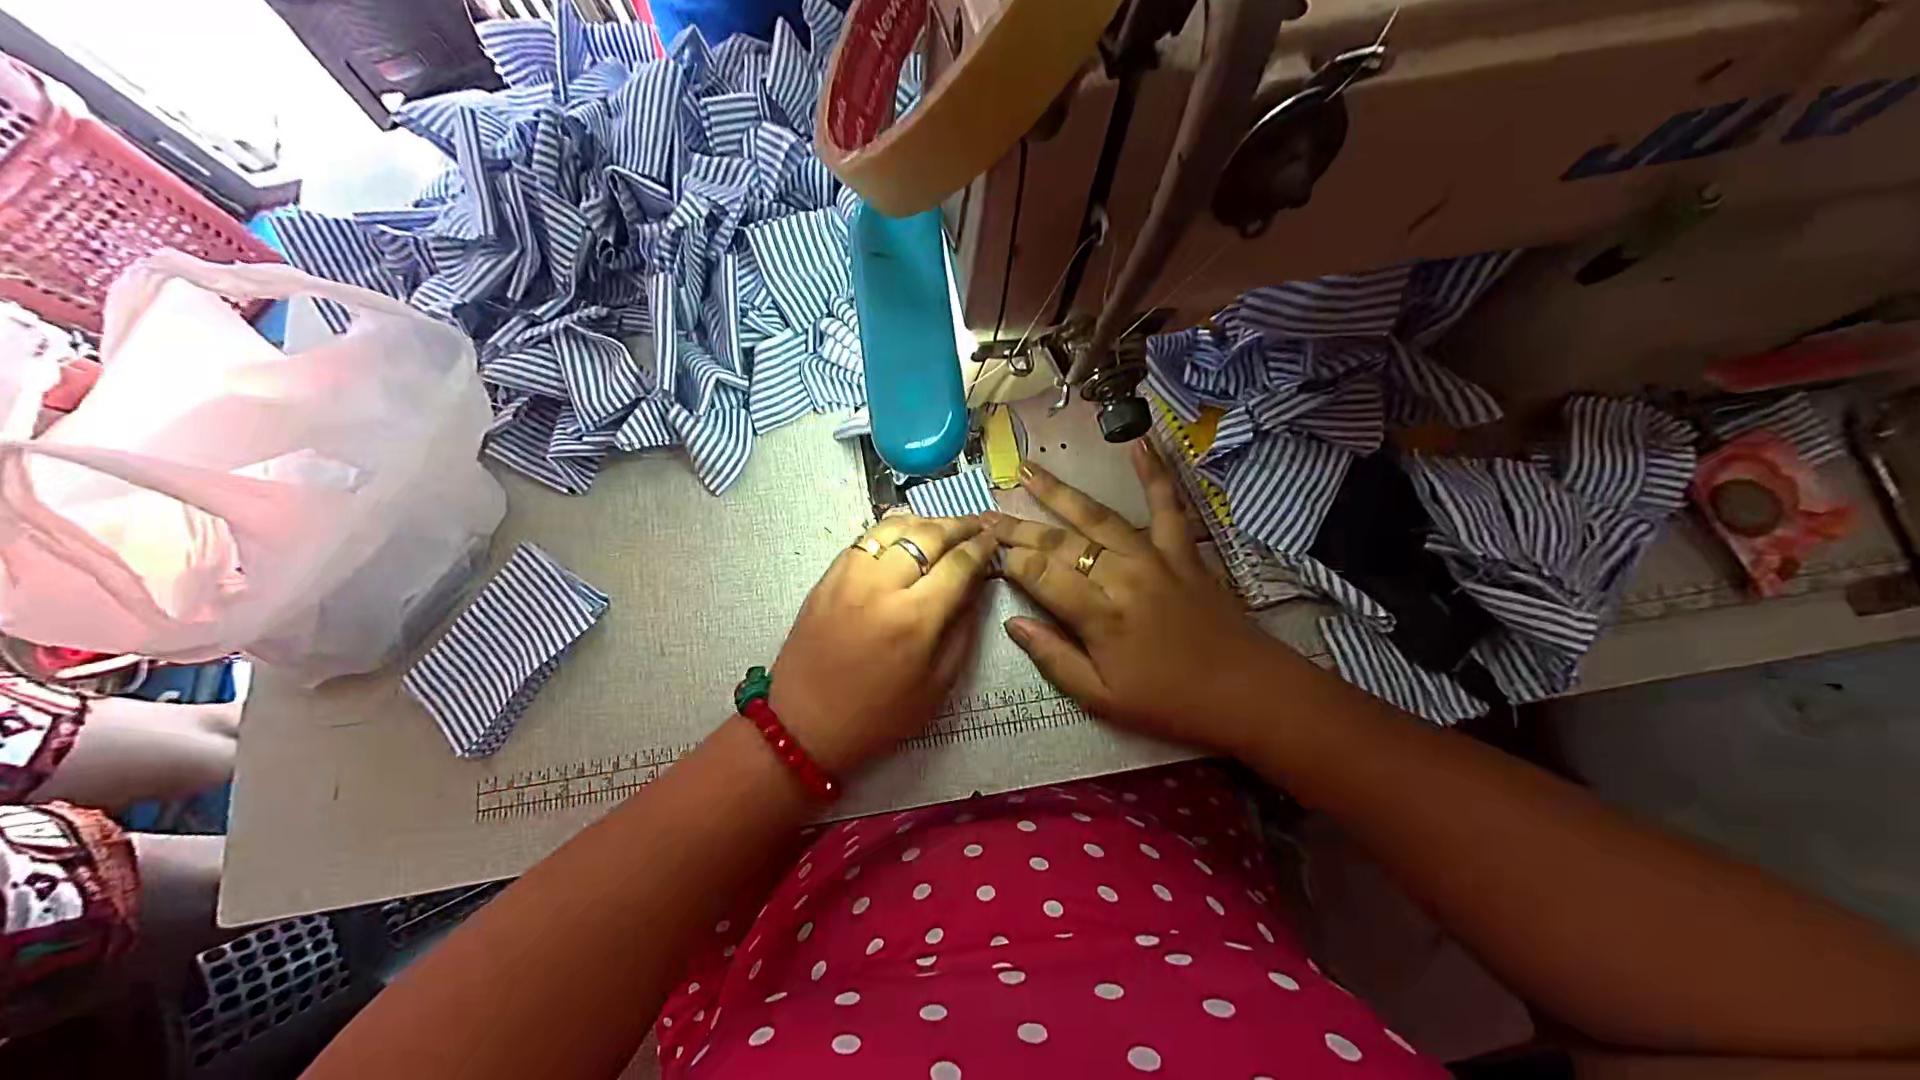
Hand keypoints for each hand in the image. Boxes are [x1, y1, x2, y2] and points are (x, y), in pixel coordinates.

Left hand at [770, 515, 996, 774]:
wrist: (804, 726)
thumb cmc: (879, 716)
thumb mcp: (937, 685)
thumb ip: (962, 630)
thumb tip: (976, 587)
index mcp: (915, 618)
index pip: (958, 563)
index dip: (981, 547)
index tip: (994, 539)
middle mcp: (882, 586)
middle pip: (928, 535)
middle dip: (958, 525)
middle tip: (976, 524)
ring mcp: (849, 577)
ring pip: (892, 528)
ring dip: (924, 521)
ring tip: (942, 526)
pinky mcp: (826, 578)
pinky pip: (863, 539)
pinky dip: (889, 530)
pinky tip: (903, 535)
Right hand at [988, 445, 1281, 753]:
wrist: (1246, 692)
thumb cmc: (1168, 702)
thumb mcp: (1102, 699)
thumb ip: (1054, 659)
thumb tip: (1012, 624)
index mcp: (1101, 617)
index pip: (1042, 575)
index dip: (1011, 561)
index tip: (986, 550)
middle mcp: (1123, 577)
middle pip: (1062, 543)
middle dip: (1019, 527)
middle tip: (986, 514)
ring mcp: (1155, 557)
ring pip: (1099, 517)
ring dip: (1060, 492)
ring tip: (1029, 471)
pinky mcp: (1184, 550)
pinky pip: (1168, 505)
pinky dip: (1156, 473)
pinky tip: (1140, 443)